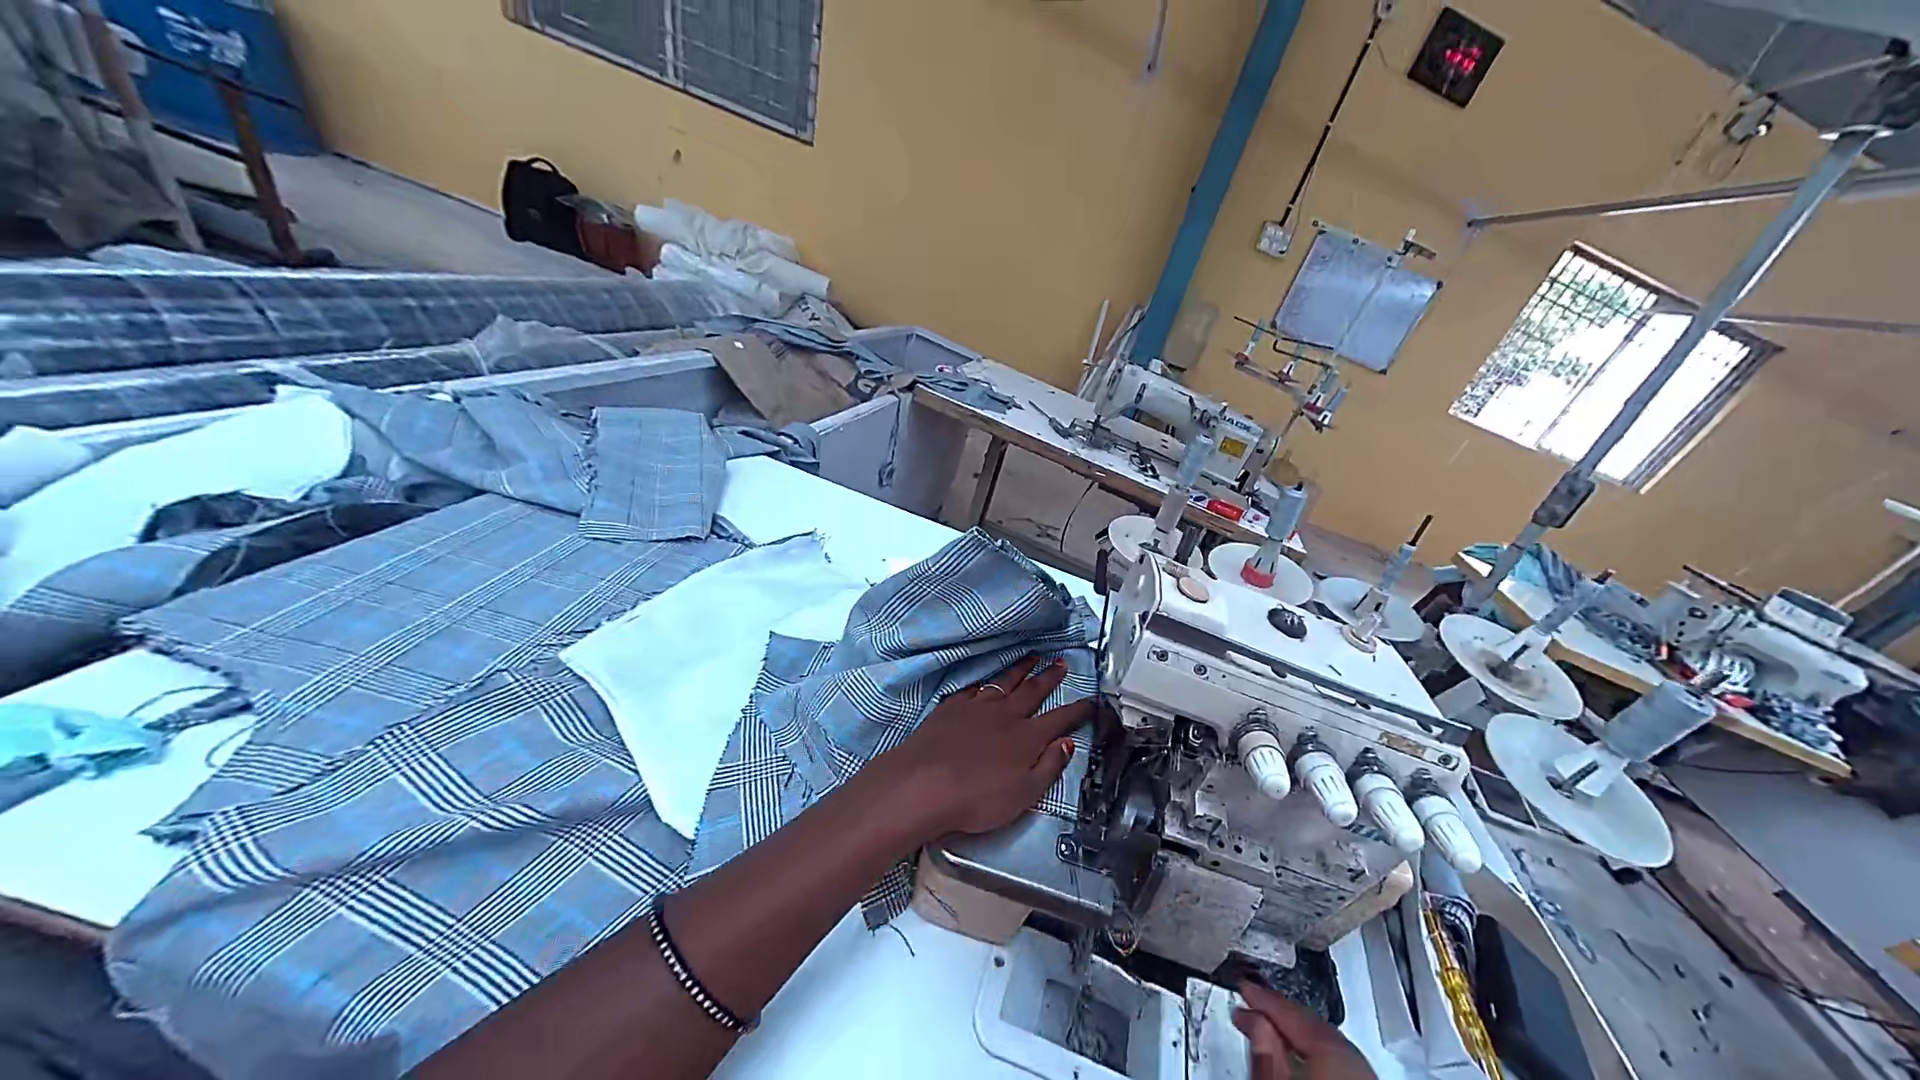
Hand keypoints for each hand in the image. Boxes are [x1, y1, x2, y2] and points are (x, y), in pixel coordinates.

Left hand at [860, 655, 1090, 843]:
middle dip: (1049, 678)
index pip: (1060, 719)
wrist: (923, 784)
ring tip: (1031, 658)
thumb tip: (1067, 743)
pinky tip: (984, 683)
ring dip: (1019, 670)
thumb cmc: (976, 798)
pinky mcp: (950, 708)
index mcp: (1027, 738)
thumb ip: (1049, 767)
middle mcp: (1004, 716)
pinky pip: (972, 689)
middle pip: (1032, 691)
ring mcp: (975, 708)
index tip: (1091, 702)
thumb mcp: (1024, 794)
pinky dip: (983, 683)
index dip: (1078, 711)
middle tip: (1061, 663)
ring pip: (1003, 683)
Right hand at [1234, 980, 1374, 1079]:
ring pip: (1325, 1038)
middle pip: (1309, 1020)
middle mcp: (1354, 1055)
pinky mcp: (1366, 1079)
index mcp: (1331, 1046)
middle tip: (1251, 1002)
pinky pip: (1340, 1057)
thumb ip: (1262, 1043)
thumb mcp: (1274, 1078)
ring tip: (1270, 1027)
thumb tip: (1249, 1013)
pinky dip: (1317, 1048)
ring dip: (1296, 1028)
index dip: (1259, 994)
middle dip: (1279, 1009)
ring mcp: (1366, 1071)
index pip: (1288, 1007)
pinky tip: (1300, 1052)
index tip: (1242, 988)